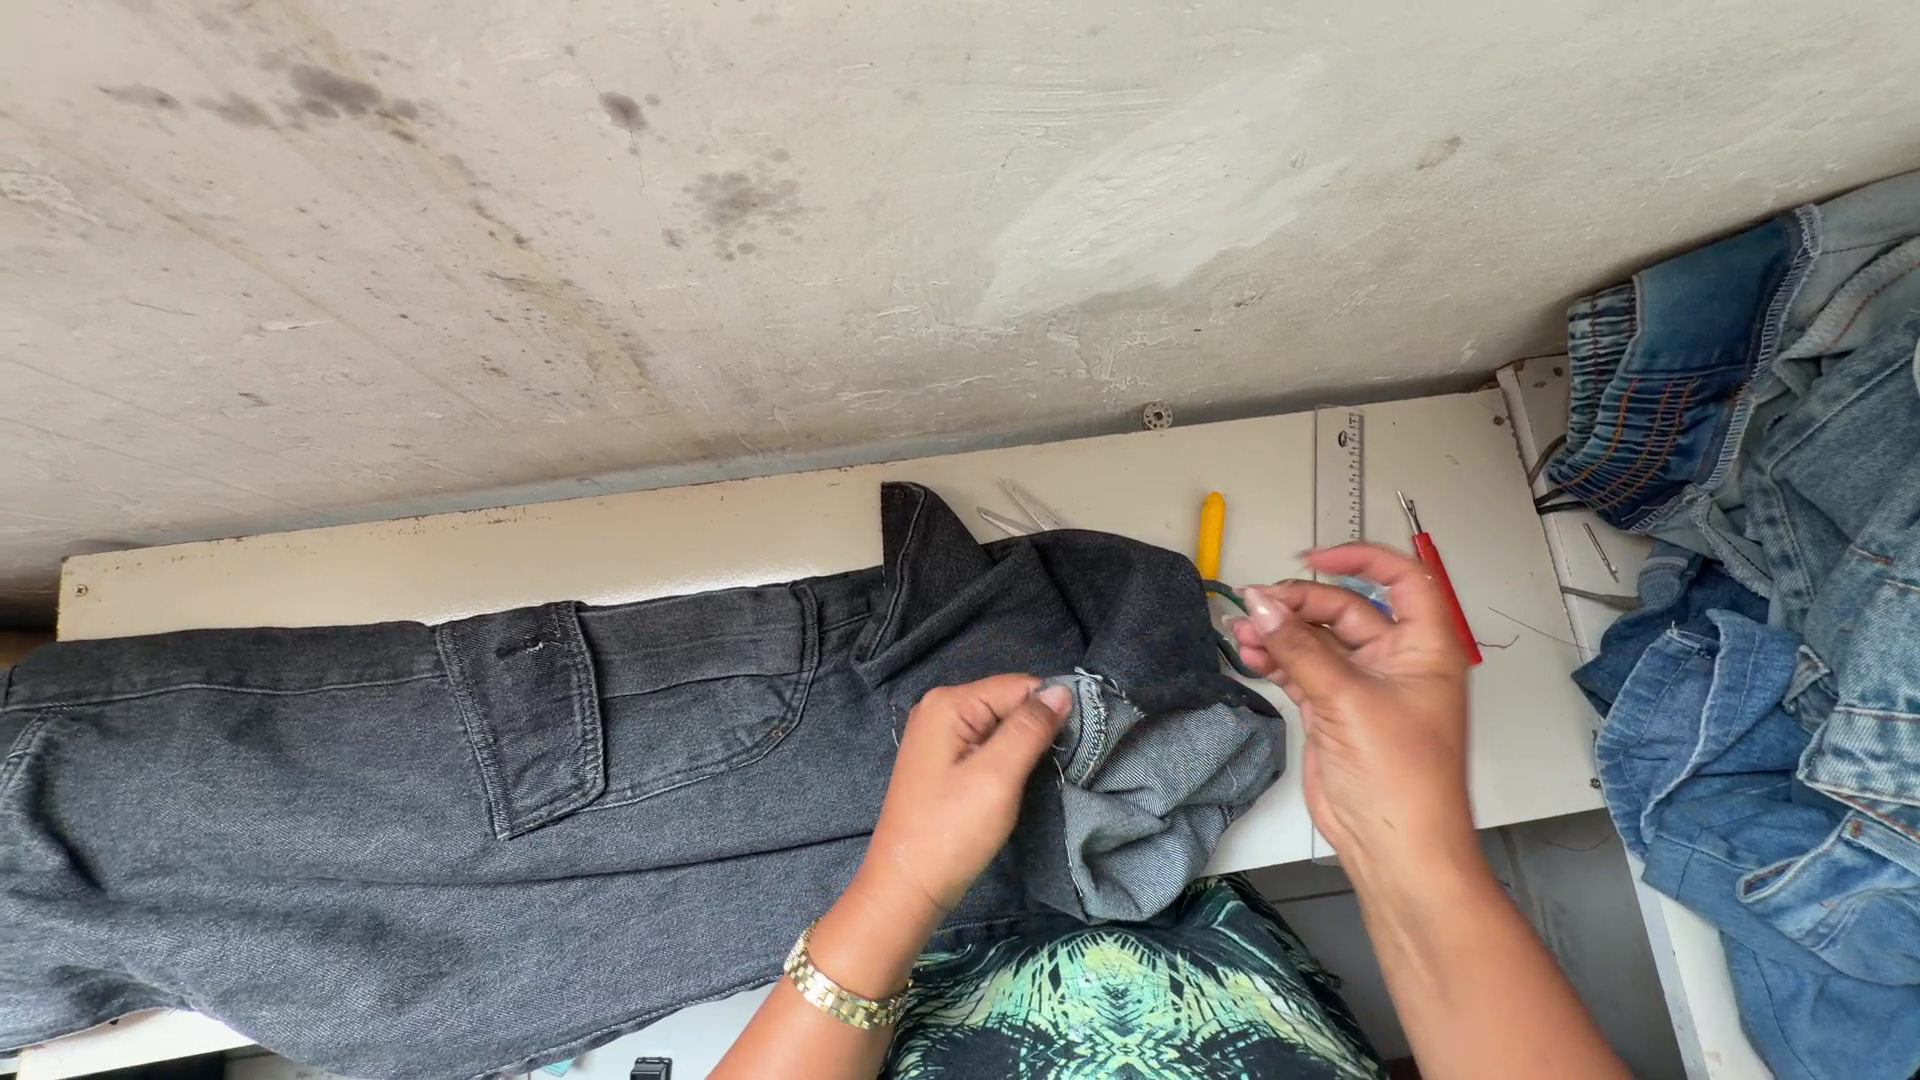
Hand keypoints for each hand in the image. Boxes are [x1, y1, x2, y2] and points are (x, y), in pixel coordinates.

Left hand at [859, 675, 1071, 916]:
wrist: (906, 886)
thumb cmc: (951, 830)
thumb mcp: (997, 777)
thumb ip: (1030, 728)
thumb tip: (1063, 690)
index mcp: (949, 703)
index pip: (1019, 686)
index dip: (1050, 710)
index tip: (1075, 744)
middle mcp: (940, 708)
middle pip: (1008, 702)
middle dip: (1035, 728)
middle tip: (1056, 765)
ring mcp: (938, 734)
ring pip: (1000, 725)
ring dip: (1022, 747)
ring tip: (1034, 779)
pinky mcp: (942, 759)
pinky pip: (985, 744)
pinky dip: (1005, 760)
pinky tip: (1011, 784)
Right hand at [1228, 544, 1473, 871]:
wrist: (1390, 845)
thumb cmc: (1399, 775)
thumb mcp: (1348, 699)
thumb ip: (1298, 648)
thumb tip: (1258, 603)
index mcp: (1423, 648)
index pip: (1403, 580)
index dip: (1362, 559)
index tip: (1314, 558)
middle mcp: (1393, 659)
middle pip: (1342, 609)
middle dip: (1297, 603)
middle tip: (1256, 605)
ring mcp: (1359, 683)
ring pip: (1313, 638)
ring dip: (1277, 631)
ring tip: (1241, 631)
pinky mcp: (1330, 706)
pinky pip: (1297, 666)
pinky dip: (1272, 657)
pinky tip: (1248, 653)